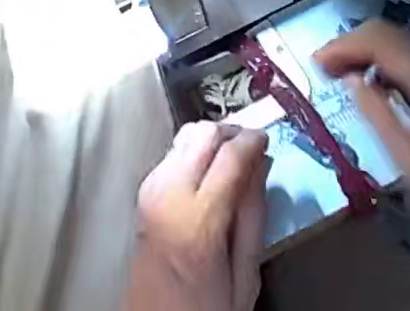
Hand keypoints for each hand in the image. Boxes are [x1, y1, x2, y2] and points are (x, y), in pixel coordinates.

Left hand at [123, 122, 269, 310]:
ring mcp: (151, 188)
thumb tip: (261, 165)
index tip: (266, 138)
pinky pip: (174, 152)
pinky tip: (209, 172)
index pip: (230, 156)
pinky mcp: (143, 190)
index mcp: (197, 221)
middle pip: (204, 132)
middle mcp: (169, 194)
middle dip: (232, 132)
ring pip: (187, 135)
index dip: (252, 140)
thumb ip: (253, 217)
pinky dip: (195, 151)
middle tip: (251, 146)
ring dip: (212, 139)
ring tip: (232, 159)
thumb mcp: (244, 277)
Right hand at [314, 21, 409, 277]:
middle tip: (321, 67)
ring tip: (337, 74)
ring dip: (368, 55)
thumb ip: (380, 116)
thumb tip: (350, 78)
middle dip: (353, 45)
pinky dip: (387, 69)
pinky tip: (371, 86)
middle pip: (395, 37)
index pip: (385, 42)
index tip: (315, 61)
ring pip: (405, 50)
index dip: (345, 45)